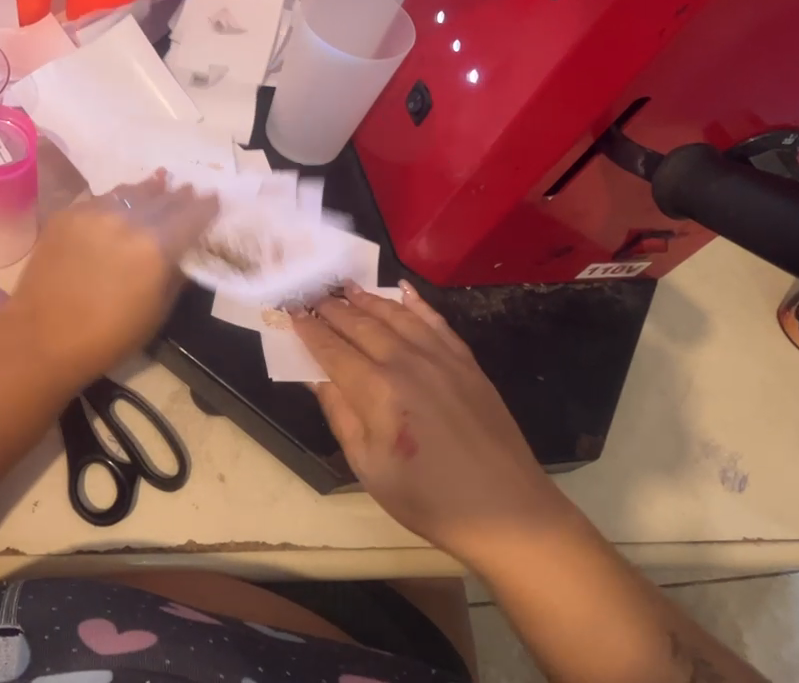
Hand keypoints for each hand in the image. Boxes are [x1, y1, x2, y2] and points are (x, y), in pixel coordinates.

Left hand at [0, 172, 218, 381]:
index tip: (214, 199)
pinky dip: (117, 199)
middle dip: (179, 195)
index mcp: (156, 247)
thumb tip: (186, 254)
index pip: (191, 215)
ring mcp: (93, 213)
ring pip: (129, 192)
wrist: (41, 338)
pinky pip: (100, 200)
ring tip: (160, 182)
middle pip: (161, 199)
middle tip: (190, 189)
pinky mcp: (66, 215)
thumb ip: (175, 276)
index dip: (205, 206)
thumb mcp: (157, 312)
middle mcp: (127, 220)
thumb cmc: (107, 338)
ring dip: (148, 190)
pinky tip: (120, 202)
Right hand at [292, 284, 580, 566]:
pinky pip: (436, 322)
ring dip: (368, 299)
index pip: (332, 350)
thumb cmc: (428, 499)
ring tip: (347, 287)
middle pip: (361, 325)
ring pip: (396, 316)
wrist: (507, 512)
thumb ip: (340, 414)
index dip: (309, 330)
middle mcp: (406, 363)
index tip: (291, 313)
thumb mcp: (368, 465)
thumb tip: (315, 377)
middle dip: (333, 309)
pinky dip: (416, 303)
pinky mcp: (467, 363)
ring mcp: (441, 359)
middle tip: (312, 295)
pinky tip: (402, 290)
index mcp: (376, 390)